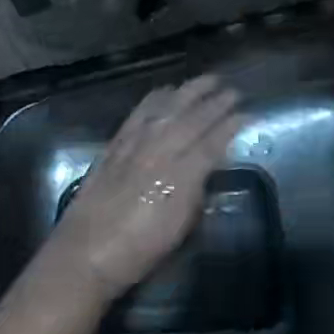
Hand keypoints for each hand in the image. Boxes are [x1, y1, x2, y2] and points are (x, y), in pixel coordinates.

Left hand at [44, 75, 243, 297]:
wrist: (86, 253)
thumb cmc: (140, 249)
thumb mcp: (181, 226)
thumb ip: (197, 191)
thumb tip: (207, 167)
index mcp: (181, 177)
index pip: (213, 142)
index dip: (231, 126)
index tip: (246, 114)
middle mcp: (160, 153)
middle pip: (193, 120)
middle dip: (216, 103)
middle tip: (233, 91)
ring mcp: (136, 144)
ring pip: (168, 108)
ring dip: (190, 91)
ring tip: (208, 80)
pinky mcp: (116, 144)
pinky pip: (140, 112)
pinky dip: (156, 98)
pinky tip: (167, 90)